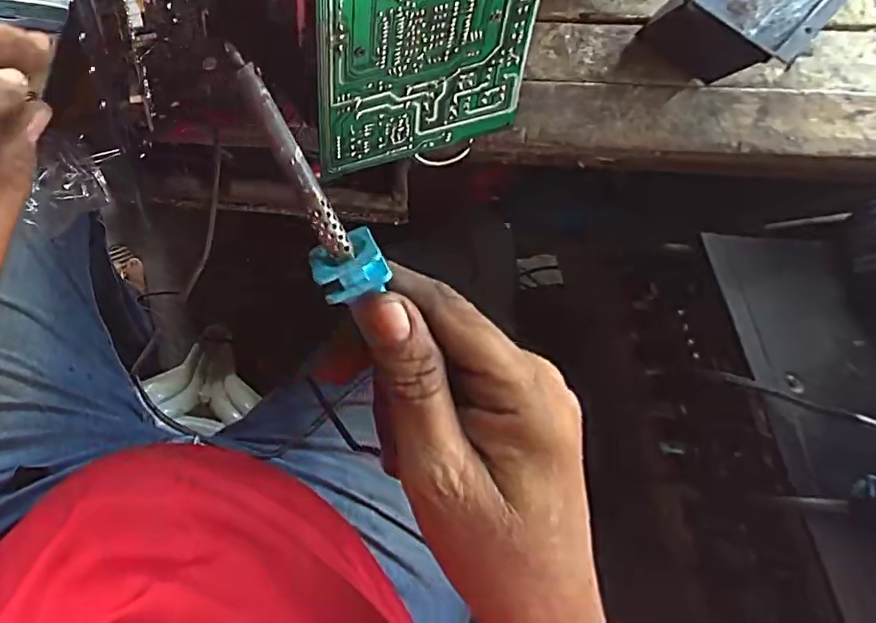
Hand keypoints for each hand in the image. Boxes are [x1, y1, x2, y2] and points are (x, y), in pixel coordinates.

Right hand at [351, 267, 601, 622]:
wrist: (541, 616)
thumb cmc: (491, 554)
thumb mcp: (437, 467)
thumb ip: (410, 379)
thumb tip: (381, 302)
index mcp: (525, 384)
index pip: (445, 306)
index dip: (387, 286)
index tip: (335, 287)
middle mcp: (534, 370)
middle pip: (440, 323)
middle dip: (385, 347)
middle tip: (336, 375)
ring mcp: (530, 385)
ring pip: (441, 346)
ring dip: (399, 379)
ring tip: (394, 441)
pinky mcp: (518, 400)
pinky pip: (455, 371)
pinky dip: (420, 392)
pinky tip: (413, 435)